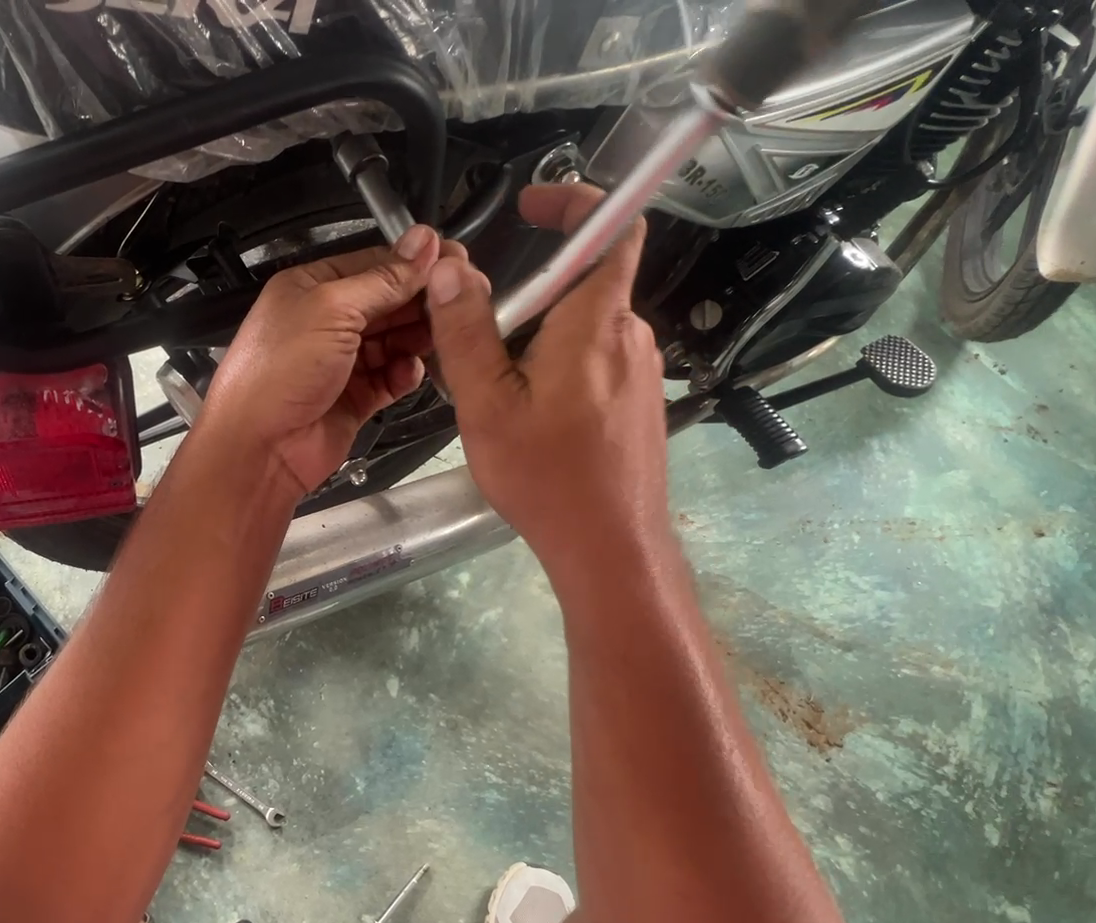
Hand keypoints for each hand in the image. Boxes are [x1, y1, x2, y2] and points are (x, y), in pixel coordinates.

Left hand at [196, 224, 441, 494]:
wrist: (258, 449)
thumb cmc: (279, 372)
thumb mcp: (332, 309)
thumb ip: (383, 279)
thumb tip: (425, 242)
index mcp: (311, 288)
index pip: (373, 264)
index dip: (414, 263)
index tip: (456, 261)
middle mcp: (325, 321)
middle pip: (388, 302)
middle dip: (421, 301)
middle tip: (461, 298)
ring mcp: (340, 363)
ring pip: (394, 341)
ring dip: (418, 337)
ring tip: (443, 335)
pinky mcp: (354, 399)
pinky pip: (390, 379)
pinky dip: (404, 374)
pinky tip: (410, 372)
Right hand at [425, 185, 667, 569]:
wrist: (609, 546)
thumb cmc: (547, 477)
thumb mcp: (487, 405)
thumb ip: (467, 334)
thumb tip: (454, 272)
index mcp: (596, 323)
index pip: (612, 227)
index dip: (576, 201)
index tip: (532, 206)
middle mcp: (631, 336)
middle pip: (585, 286)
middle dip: (531, 297)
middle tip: (483, 340)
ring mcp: (641, 373)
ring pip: (587, 330)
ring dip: (542, 340)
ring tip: (503, 393)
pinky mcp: (641, 404)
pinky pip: (598, 363)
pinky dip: (562, 369)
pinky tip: (536, 421)